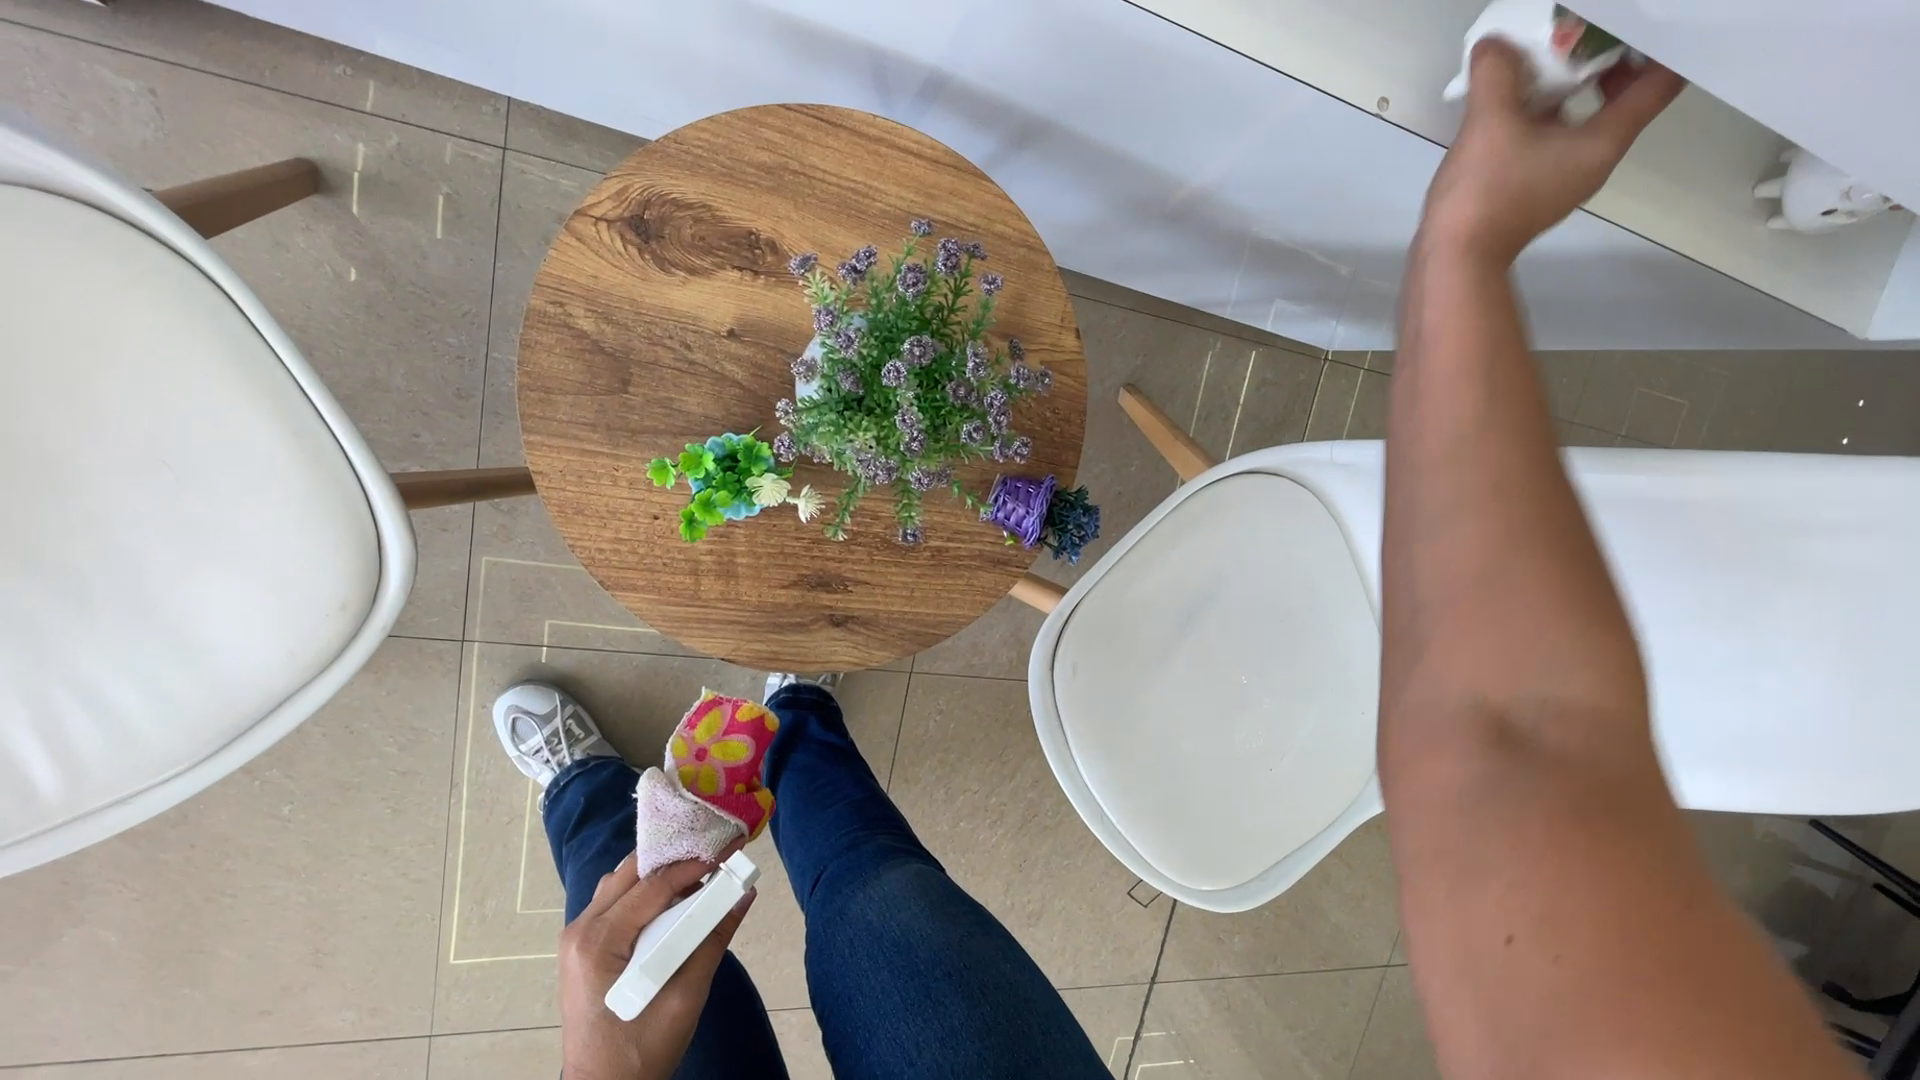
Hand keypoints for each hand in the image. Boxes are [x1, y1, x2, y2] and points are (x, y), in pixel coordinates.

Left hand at [558, 849, 754, 1079]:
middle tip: (718, 856)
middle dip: (678, 859)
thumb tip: (744, 895)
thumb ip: (713, 940)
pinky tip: (674, 899)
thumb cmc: (641, 1052)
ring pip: (622, 880)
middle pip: (633, 871)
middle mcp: (580, 929)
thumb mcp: (686, 998)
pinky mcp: (583, 944)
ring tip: (701, 874)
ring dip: (661, 872)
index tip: (731, 850)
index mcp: (599, 943)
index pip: (654, 884)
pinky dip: (647, 889)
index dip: (696, 863)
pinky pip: (616, 898)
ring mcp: (577, 936)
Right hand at [1422, 39, 1685, 264]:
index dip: (1659, 46)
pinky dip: (1544, 118)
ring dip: (1571, 89)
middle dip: (1609, 62)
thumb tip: (1494, 44)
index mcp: (1603, 141)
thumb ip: (1496, 75)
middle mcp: (1594, 160)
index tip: (1639, 23)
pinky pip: (1552, 142)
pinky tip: (1513, 109)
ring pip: (1583, 121)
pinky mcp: (1532, 193)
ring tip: (1543, 65)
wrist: (1454, 260)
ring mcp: (1562, 180)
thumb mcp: (1489, 124)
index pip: (1660, 83)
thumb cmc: (1485, 193)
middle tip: (1583, 36)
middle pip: (1623, 99)